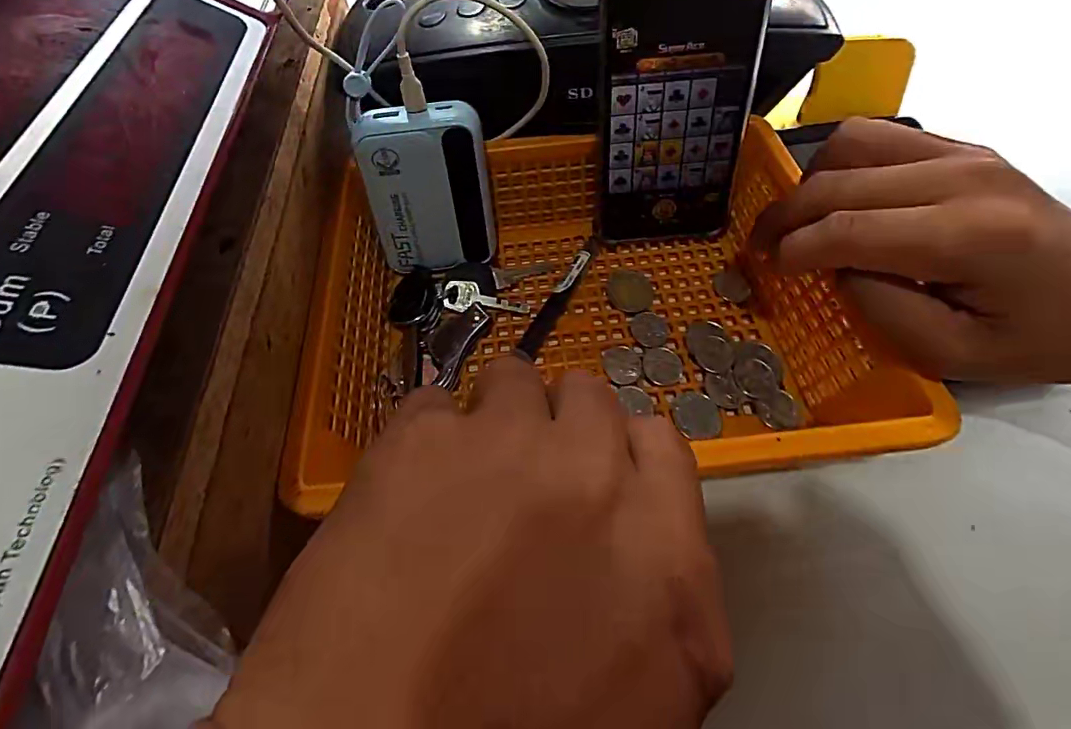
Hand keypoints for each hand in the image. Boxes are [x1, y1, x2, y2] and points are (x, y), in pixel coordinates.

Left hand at [211, 356, 730, 728]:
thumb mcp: (648, 694)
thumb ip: (662, 591)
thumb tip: (640, 537)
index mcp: (664, 550)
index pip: (661, 444)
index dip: (624, 449)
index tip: (595, 463)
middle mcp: (592, 476)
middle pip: (587, 397)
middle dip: (561, 422)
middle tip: (526, 466)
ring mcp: (505, 444)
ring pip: (514, 377)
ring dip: (498, 410)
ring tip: (467, 461)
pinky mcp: (422, 436)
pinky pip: (434, 402)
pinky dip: (426, 434)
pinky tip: (406, 483)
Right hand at [748, 118, 1070, 391]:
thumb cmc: (1044, 342)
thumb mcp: (951, 353)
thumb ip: (875, 304)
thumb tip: (830, 263)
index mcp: (972, 236)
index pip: (848, 228)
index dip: (794, 248)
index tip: (768, 267)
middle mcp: (967, 178)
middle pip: (838, 181)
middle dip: (786, 216)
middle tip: (764, 246)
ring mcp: (967, 153)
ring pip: (850, 142)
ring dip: (811, 182)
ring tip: (803, 220)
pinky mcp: (964, 147)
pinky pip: (877, 137)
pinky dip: (842, 164)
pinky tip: (840, 197)